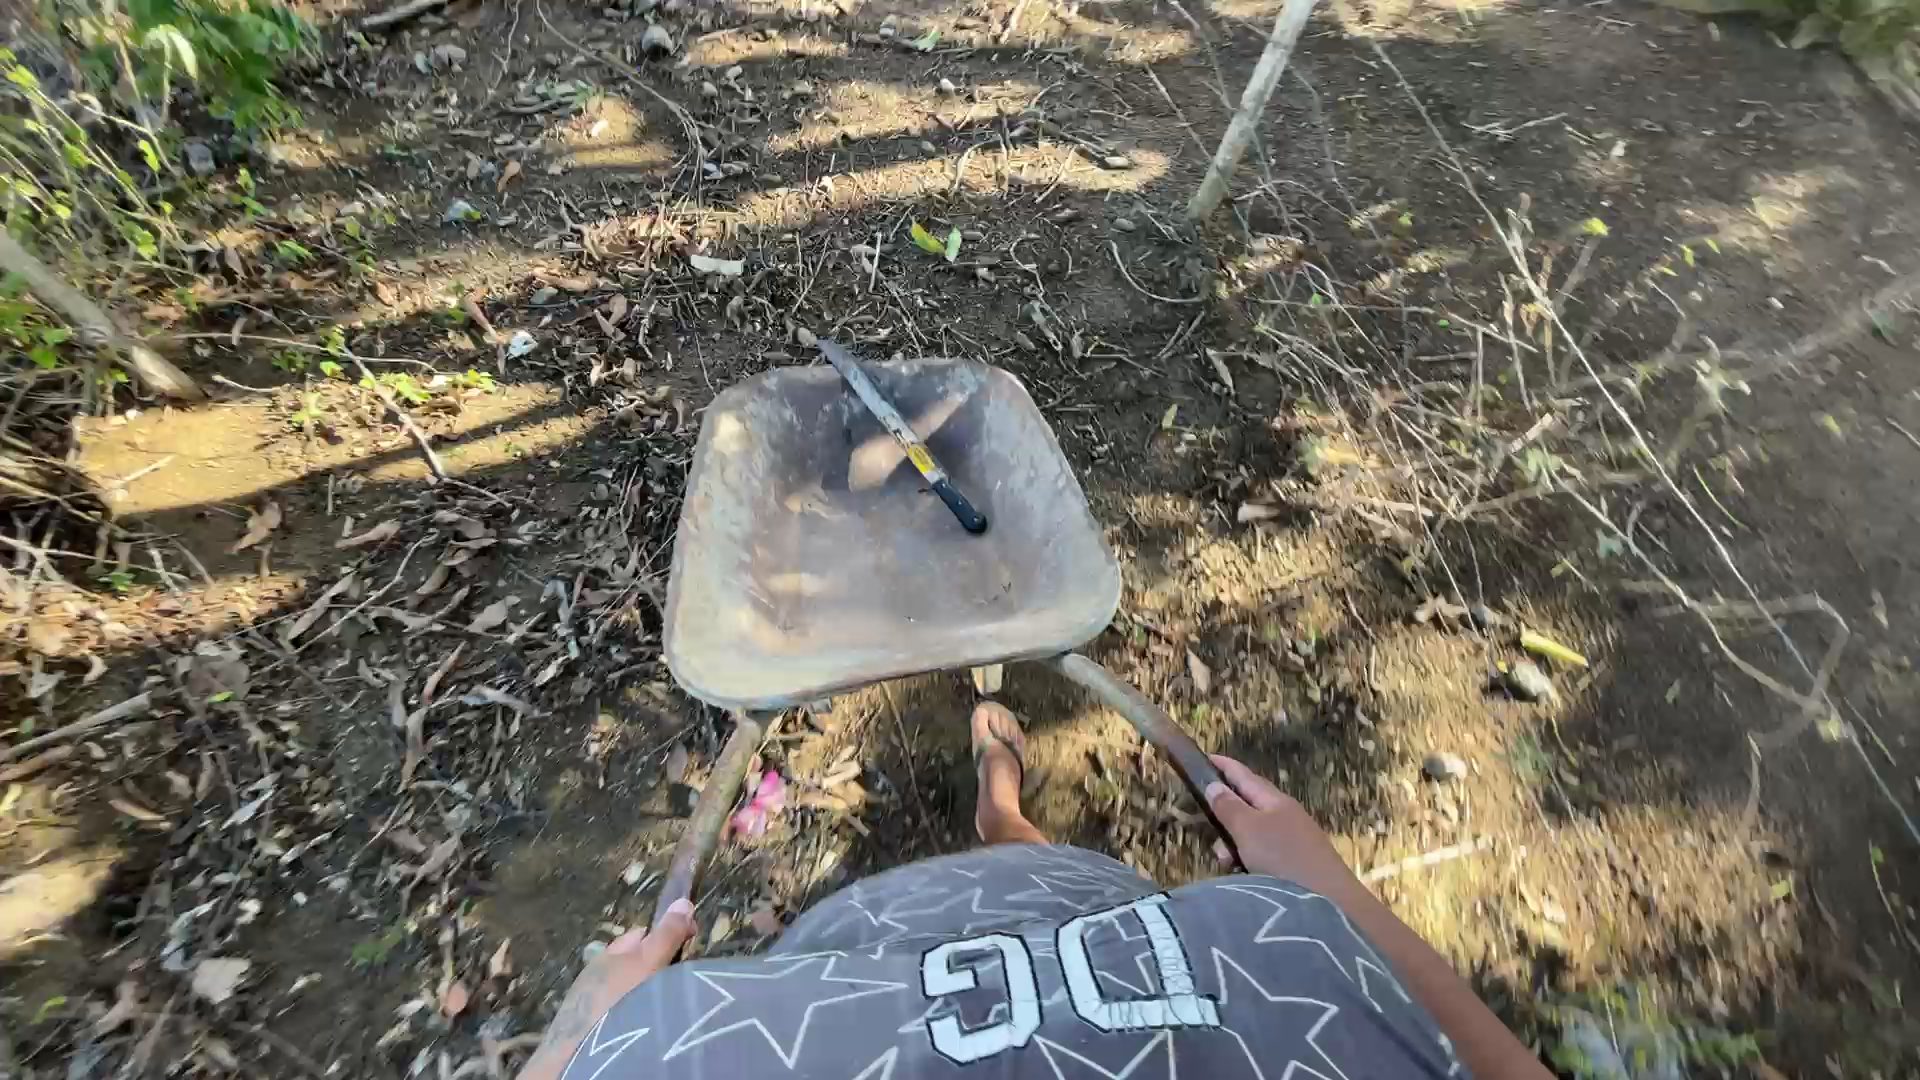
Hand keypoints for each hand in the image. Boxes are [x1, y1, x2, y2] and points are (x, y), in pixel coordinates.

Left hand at [516, 899, 695, 1079]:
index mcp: (608, 955)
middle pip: (635, 963)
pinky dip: (635, 1015)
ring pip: (628, 991)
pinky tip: (644, 1025)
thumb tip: (683, 901)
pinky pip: (620, 1014)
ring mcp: (590, 1007)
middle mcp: (596, 977)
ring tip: (664, 1004)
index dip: (667, 933)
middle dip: (658, 966)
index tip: (691, 940)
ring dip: (646, 993)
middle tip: (679, 979)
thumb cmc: (616, 1001)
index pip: (642, 934)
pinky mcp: (588, 1035)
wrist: (578, 1060)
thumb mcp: (648, 962)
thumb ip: (667, 934)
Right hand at [1202, 755, 1362, 897]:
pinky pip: (1265, 854)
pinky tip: (1247, 875)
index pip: (1244, 775)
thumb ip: (1228, 807)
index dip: (1224, 765)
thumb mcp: (1248, 830)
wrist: (1333, 904)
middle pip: (1248, 804)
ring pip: (1254, 833)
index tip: (1204, 756)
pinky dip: (1250, 860)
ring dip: (1235, 843)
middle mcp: (1286, 816)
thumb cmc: (1284, 859)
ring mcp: (1295, 841)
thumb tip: (1214, 785)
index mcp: (1275, 800)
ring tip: (1227, 862)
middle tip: (1208, 828)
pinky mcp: (1299, 866)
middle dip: (1225, 814)